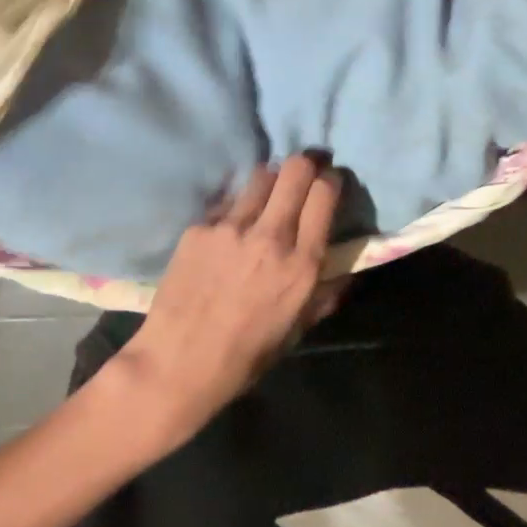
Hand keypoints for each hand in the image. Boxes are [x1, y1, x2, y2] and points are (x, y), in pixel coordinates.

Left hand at [117, 154, 344, 436]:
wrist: (179, 363)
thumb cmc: (247, 355)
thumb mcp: (298, 328)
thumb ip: (325, 293)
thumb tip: (347, 271)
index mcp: (301, 263)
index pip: (324, 193)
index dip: (332, 180)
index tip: (330, 181)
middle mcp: (270, 236)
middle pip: (295, 170)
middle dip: (306, 164)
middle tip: (306, 172)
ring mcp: (230, 228)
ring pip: (260, 176)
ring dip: (271, 180)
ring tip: (268, 193)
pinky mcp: (199, 228)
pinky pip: (227, 203)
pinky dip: (237, 207)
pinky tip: (231, 227)